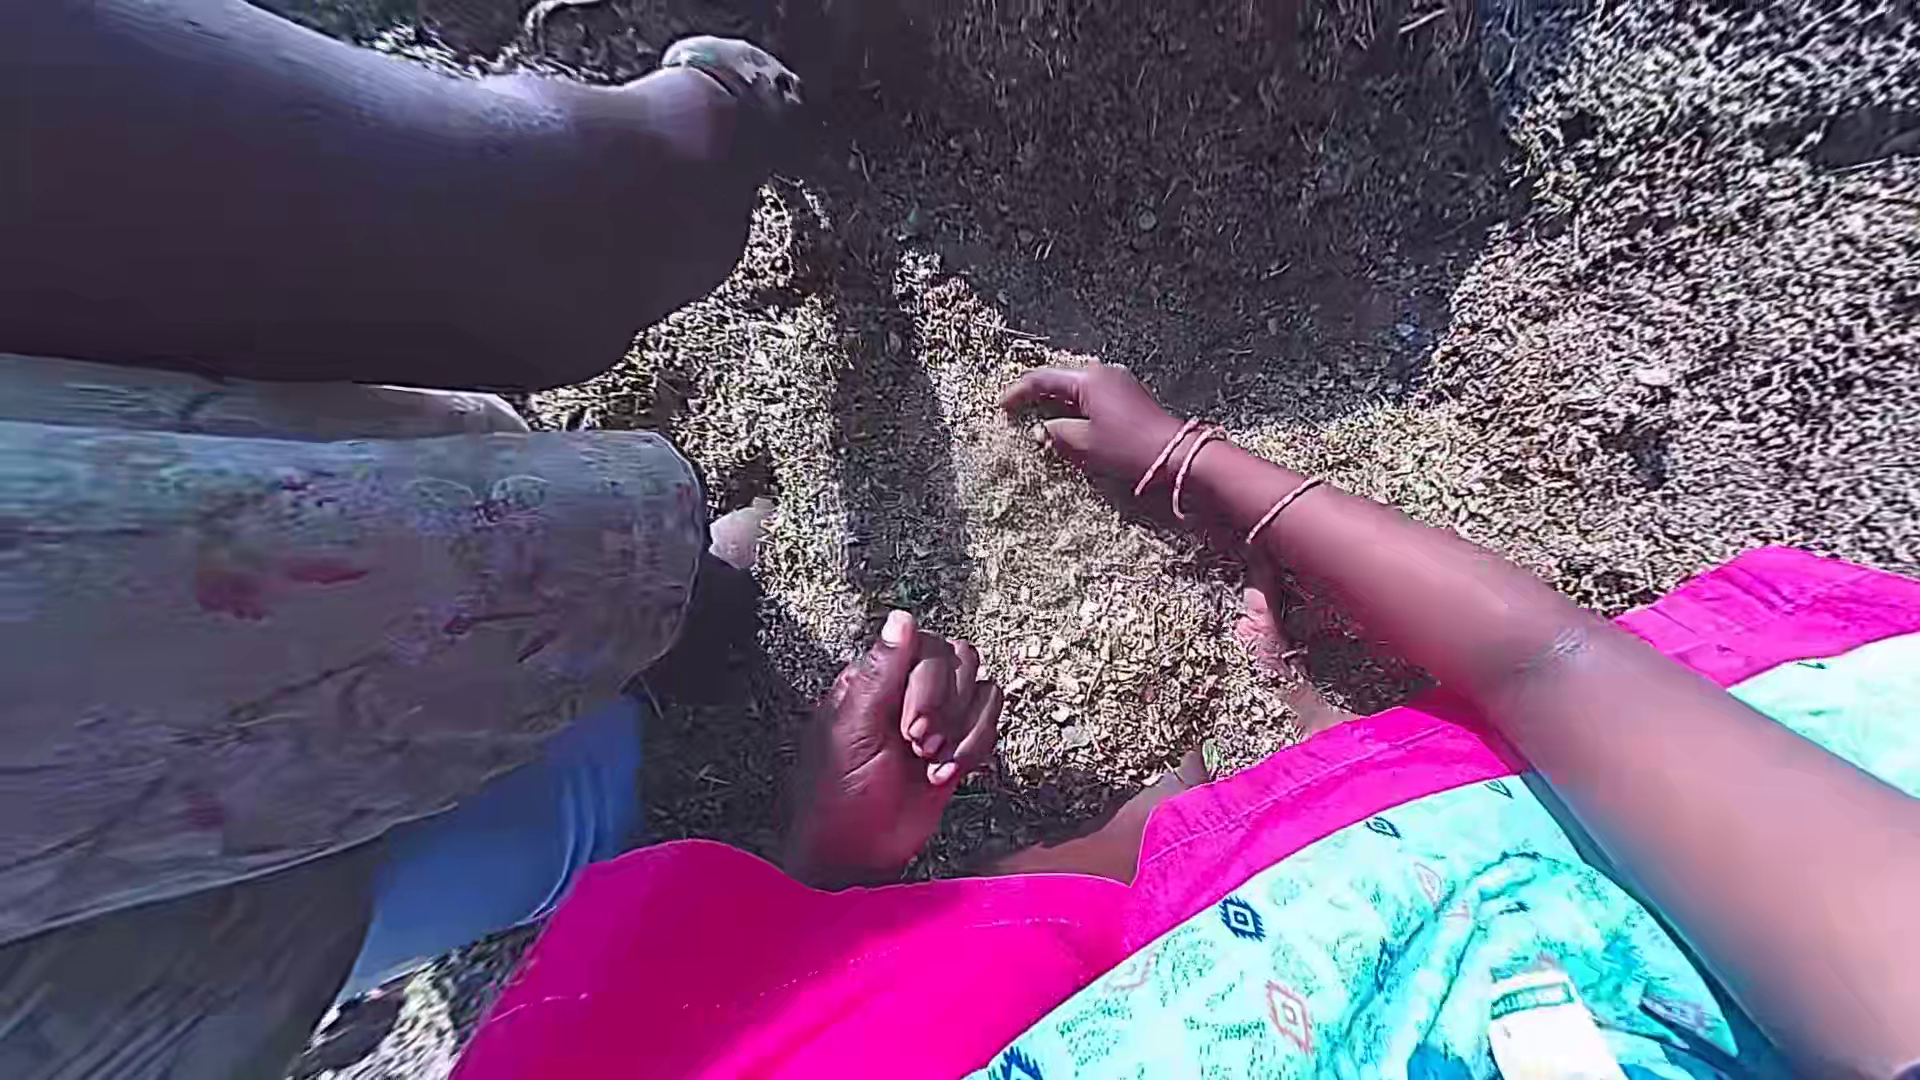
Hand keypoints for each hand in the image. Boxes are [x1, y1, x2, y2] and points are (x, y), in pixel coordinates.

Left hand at [785, 611, 1002, 887]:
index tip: (910, 729)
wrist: (858, 854)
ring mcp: (939, 712)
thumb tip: (901, 618)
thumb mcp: (853, 732)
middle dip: (946, 708)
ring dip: (964, 729)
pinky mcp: (959, 740)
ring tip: (930, 762)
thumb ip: (881, 673)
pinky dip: (976, 746)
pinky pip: (990, 718)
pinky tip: (945, 772)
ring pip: (981, 686)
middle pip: (960, 659)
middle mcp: (911, 686)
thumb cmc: (839, 793)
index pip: (926, 645)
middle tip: (918, 746)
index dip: (928, 685)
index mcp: (879, 675)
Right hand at [1000, 360, 1183, 490]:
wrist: (1176, 455)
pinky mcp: (1127, 396)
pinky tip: (1066, 422)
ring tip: (1037, 417)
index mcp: (1088, 379)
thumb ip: (1056, 434)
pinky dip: (1073, 406)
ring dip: (1054, 401)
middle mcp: (1103, 373)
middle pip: (1059, 378)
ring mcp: (1118, 383)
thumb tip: (1041, 430)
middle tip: (1016, 409)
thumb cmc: (1128, 448)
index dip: (1018, 393)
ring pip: (1075, 387)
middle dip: (1035, 394)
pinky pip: (1091, 395)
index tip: (1001, 407)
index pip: (1042, 379)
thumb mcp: (1084, 444)